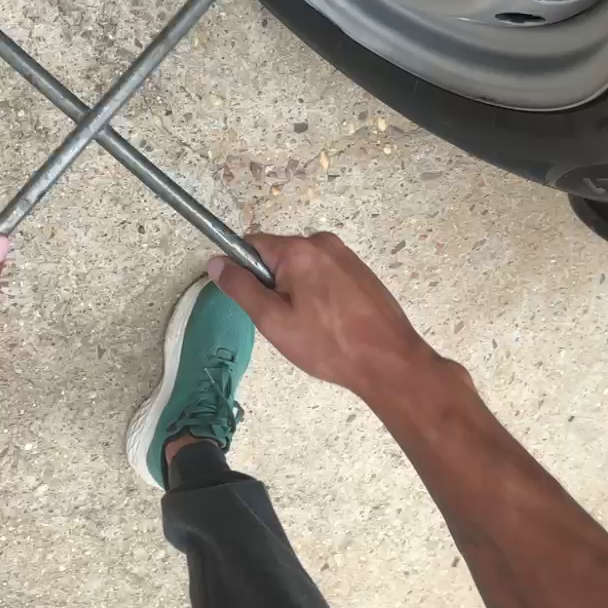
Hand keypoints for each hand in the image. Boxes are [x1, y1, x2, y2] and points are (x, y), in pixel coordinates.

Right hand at [207, 232, 441, 398]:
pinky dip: (320, 294)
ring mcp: (346, 256)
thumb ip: (240, 288)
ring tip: (311, 326)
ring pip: (302, 267)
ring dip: (297, 290)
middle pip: (278, 256)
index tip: (255, 301)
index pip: (251, 245)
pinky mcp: (362, 272)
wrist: (392, 364)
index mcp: (298, 250)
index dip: (244, 272)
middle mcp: (322, 243)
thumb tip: (215, 262)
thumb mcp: (273, 320)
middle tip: (285, 321)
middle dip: (273, 284)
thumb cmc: (328, 344)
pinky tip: (331, 323)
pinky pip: (325, 275)